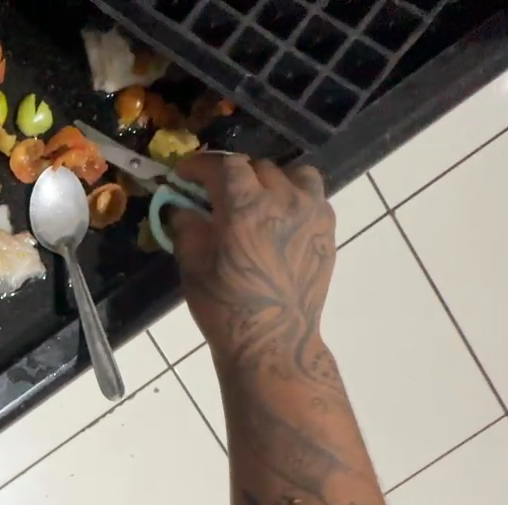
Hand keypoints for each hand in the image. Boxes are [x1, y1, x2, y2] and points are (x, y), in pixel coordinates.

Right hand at [167, 154, 336, 364]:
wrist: (273, 337)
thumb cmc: (223, 307)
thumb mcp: (193, 269)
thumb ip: (187, 230)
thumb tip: (180, 208)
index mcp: (244, 209)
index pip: (223, 166)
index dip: (200, 165)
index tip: (183, 173)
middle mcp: (283, 199)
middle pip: (256, 167)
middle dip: (229, 174)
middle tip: (211, 192)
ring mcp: (312, 209)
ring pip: (289, 173)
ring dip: (264, 179)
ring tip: (250, 199)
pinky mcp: (327, 224)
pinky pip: (309, 193)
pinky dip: (288, 194)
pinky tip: (275, 217)